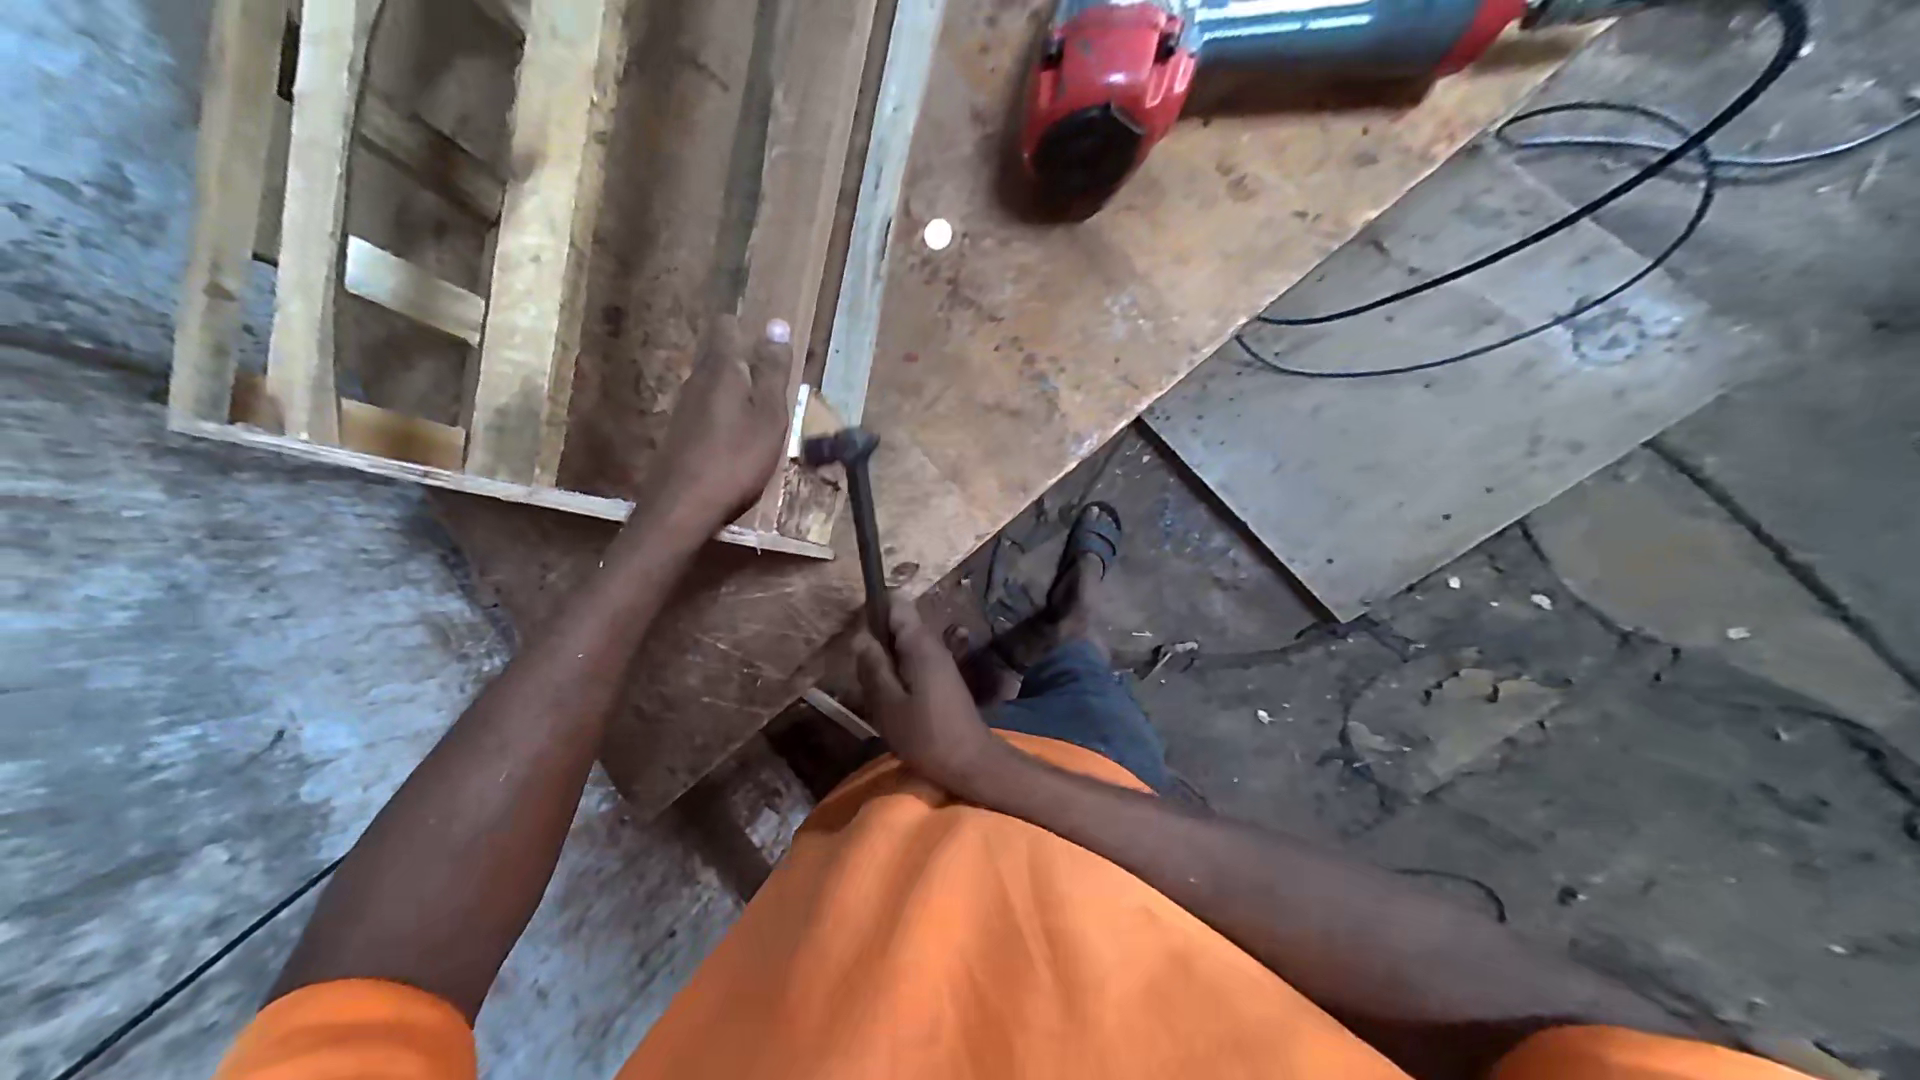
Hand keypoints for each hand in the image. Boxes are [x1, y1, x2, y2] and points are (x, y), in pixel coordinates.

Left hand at [639, 316, 793, 533]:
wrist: (683, 506)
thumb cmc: (736, 459)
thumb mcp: (769, 417)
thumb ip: (773, 373)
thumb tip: (776, 324)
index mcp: (721, 370)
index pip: (726, 327)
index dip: (746, 329)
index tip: (768, 346)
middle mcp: (696, 380)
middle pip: (716, 354)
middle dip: (742, 359)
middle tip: (772, 379)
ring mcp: (683, 406)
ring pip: (711, 382)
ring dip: (734, 388)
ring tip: (761, 409)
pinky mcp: (679, 431)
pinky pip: (705, 407)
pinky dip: (724, 412)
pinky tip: (737, 436)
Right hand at [853, 597, 1013, 799]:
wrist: (971, 763)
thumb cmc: (926, 735)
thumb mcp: (888, 704)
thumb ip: (873, 667)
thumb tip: (861, 638)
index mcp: (919, 643)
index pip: (896, 603)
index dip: (874, 609)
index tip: (856, 631)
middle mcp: (933, 645)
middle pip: (898, 626)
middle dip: (876, 641)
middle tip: (860, 670)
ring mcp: (940, 662)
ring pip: (904, 647)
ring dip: (886, 662)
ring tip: (872, 689)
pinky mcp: (943, 680)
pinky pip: (914, 664)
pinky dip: (899, 676)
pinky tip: (890, 701)